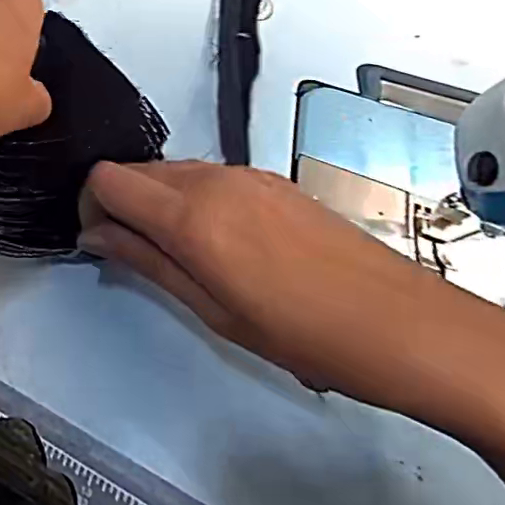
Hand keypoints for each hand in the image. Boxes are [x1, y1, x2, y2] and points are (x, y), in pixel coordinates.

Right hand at [80, 161, 504, 433]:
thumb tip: (95, 235)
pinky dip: (192, 198)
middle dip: (123, 204)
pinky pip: (207, 175)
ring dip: (158, 202)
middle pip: (136, 169)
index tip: (104, 242)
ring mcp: (245, 173)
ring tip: (187, 255)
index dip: (93, 206)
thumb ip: (146, 262)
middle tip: (141, 254)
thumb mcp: (214, 311)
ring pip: (171, 170)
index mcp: (191, 215)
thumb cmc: (305, 335)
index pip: (107, 178)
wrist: (411, 325)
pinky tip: (224, 242)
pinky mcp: (270, 177)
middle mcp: (212, 178)